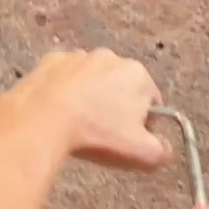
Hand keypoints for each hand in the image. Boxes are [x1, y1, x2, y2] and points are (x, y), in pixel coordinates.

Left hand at [0, 49, 172, 169]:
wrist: (44, 117)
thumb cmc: (97, 133)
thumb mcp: (143, 153)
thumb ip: (163, 151)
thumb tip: (165, 149)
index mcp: (137, 73)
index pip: (151, 101)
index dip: (144, 124)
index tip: (129, 139)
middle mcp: (109, 57)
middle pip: (120, 86)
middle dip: (115, 107)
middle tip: (103, 133)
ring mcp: (78, 56)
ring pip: (91, 80)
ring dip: (88, 97)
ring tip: (77, 123)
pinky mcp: (51, 60)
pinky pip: (64, 77)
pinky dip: (63, 90)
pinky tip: (57, 110)